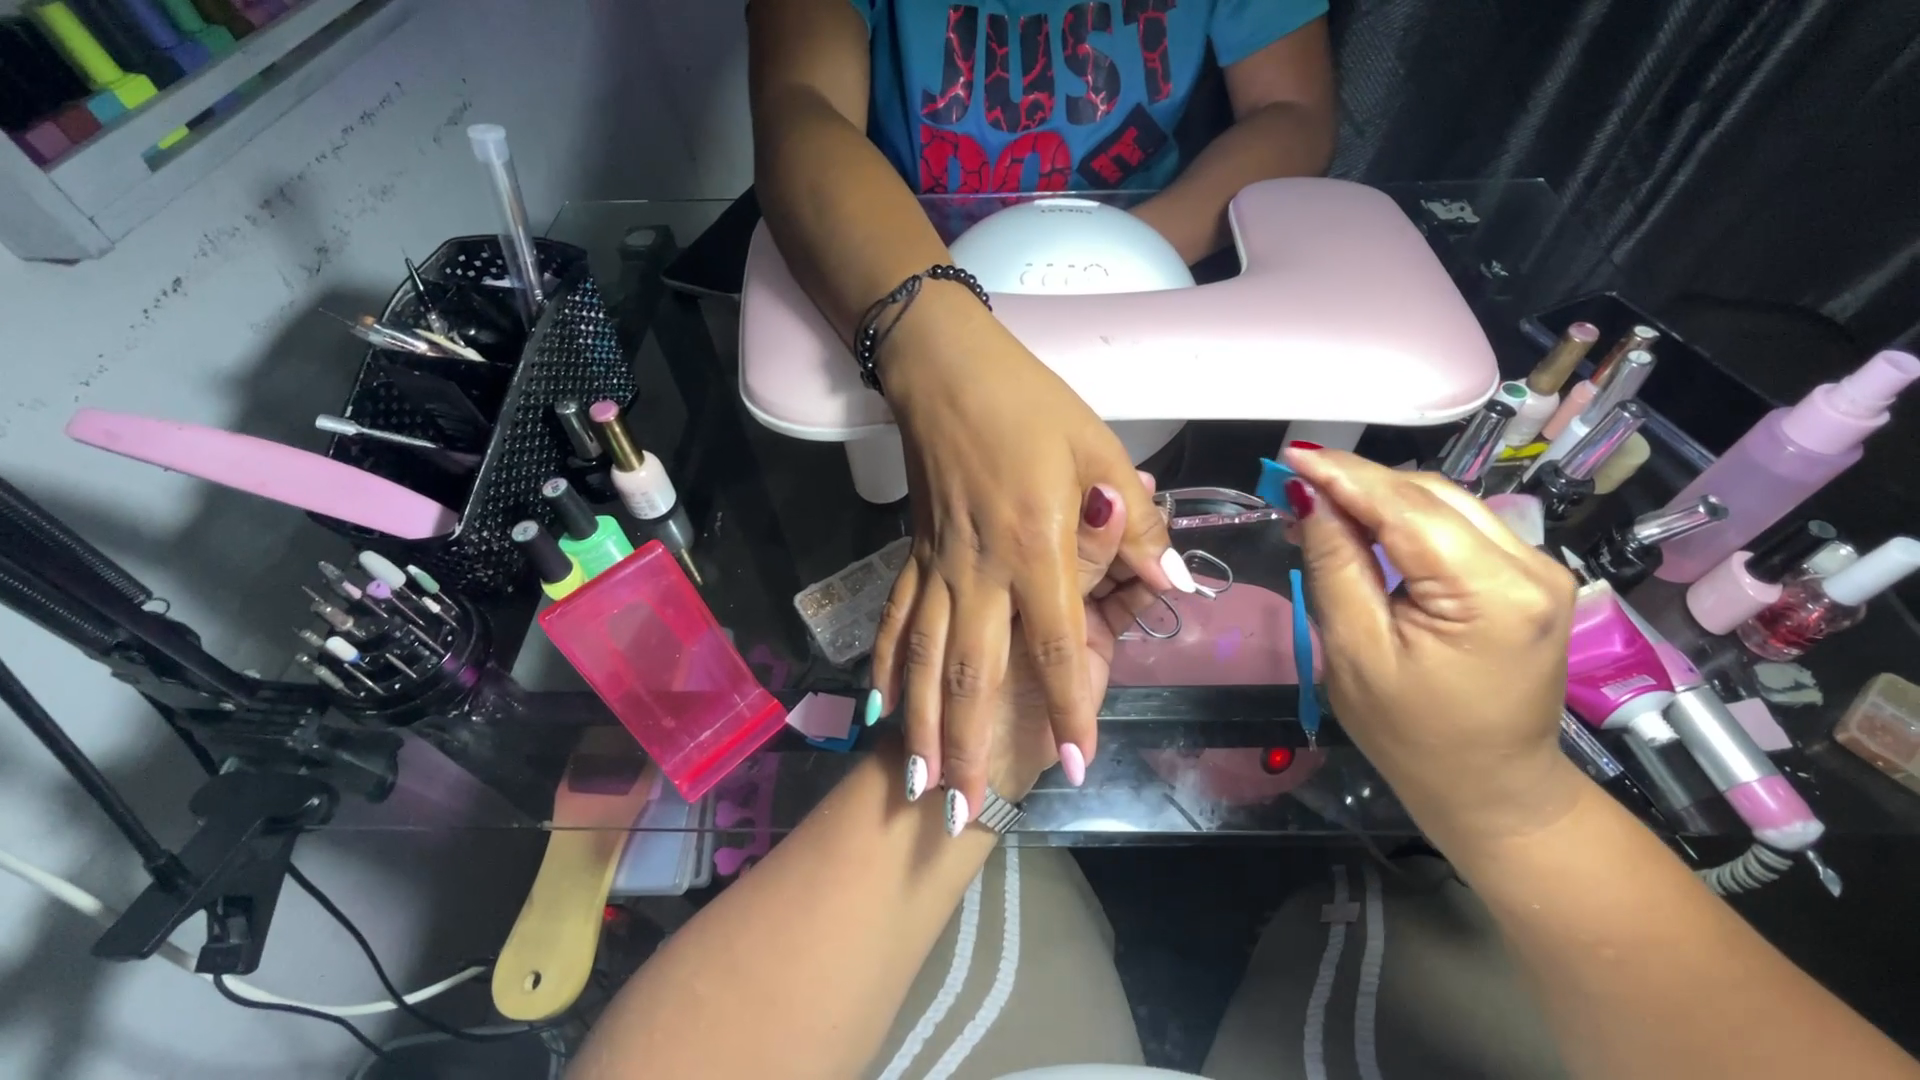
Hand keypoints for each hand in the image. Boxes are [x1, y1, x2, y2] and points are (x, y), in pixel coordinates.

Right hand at [872, 289, 1181, 827]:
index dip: (1069, 708)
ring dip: (920, 725)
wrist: (944, 371)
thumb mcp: (1098, 450)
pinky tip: (877, 706)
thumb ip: (1134, 526)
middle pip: (972, 673)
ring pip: (924, 660)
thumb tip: (1172, 582)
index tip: (1076, 764)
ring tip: (916, 782)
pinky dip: (884, 668)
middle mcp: (980, 573)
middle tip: (962, 811)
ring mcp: (937, 568)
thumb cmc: (1029, 406)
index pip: (1055, 645)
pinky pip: (894, 621)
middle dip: (969, 746)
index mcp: (1034, 548)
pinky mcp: (911, 556)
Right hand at [1284, 447, 1582, 845]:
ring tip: (1318, 507)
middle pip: (1431, 497)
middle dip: (1359, 484)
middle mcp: (1530, 567)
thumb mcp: (1357, 652)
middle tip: (1292, 486)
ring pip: (1445, 504)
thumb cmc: (1412, 736)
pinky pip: (1458, 527)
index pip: (1407, 509)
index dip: (1344, 476)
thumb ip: (1335, 565)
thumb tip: (1307, 496)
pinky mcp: (1529, 577)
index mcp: (1491, 593)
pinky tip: (1364, 527)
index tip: (1289, 455)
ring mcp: (1538, 569)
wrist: (1492, 788)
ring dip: (1380, 499)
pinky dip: (1406, 520)